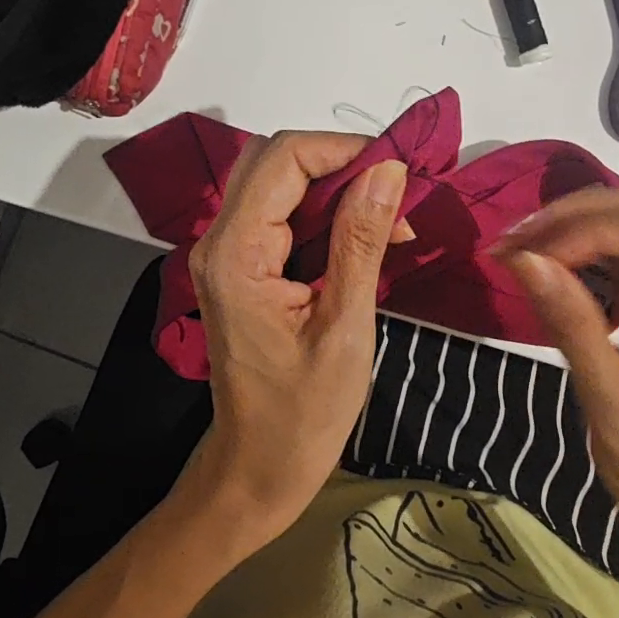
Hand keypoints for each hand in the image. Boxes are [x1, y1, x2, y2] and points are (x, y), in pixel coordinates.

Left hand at [183, 132, 410, 541]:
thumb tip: (388, 170)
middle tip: (395, 197)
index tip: (399, 174)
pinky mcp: (239, 266)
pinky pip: (278, 214)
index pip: (284, 159)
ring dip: (334, 188)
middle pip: (274, 161)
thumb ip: (360, 241)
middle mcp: (218, 240)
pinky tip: (361, 238)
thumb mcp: (345, 327)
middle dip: (339, 164)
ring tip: (388, 221)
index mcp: (235, 254)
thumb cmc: (304, 414)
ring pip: (277, 182)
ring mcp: (224, 252)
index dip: (344, 150)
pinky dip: (321, 213)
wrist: (258, 467)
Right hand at [495, 189, 618, 564]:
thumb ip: (572, 325)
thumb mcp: (609, 406)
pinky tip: (549, 264)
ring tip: (524, 245)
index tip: (531, 251)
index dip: (595, 231)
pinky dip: (585, 251)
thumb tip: (523, 259)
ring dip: (581, 227)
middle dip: (585, 216)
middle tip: (519, 238)